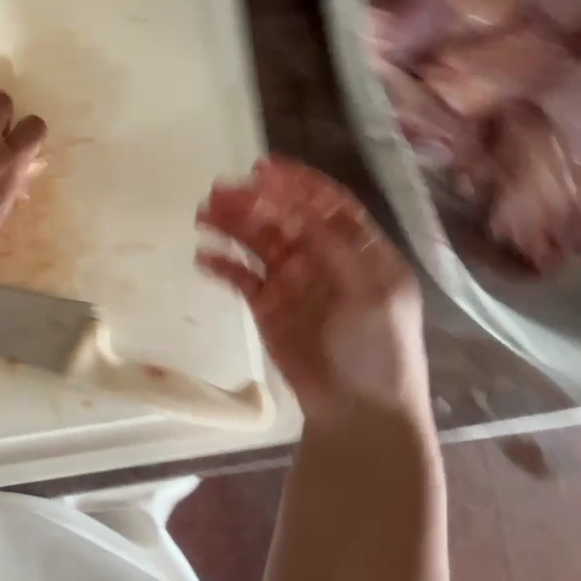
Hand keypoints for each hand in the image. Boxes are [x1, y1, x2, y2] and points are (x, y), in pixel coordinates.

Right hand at [196, 156, 428, 429]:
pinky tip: (203, 257)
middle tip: (219, 190)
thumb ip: (339, 248)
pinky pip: (240, 276)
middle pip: (283, 218)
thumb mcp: (372, 295)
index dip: (296, 184)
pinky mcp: (266, 306)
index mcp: (357, 250)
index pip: (325, 204)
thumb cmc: (378, 351)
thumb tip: (301, 207)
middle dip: (253, 201)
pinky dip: (221, 264)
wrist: (359, 412)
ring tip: (203, 215)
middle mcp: (322, 258)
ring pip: (257, 242)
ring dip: (231, 225)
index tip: (262, 168)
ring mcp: (291, 281)